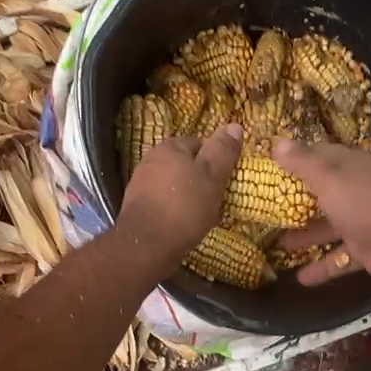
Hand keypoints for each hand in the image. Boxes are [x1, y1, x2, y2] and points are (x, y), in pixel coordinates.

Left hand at [117, 125, 243, 253]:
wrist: (147, 245)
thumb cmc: (184, 207)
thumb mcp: (212, 177)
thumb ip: (222, 152)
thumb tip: (235, 125)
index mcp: (170, 147)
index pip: (199, 144)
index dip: (214, 161)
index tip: (223, 180)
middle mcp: (151, 160)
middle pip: (184, 166)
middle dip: (199, 181)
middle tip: (214, 201)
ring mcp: (140, 185)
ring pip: (173, 186)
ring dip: (187, 198)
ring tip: (201, 216)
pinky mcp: (136, 208)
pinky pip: (163, 204)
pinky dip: (174, 212)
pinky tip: (183, 226)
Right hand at [271, 138, 370, 285]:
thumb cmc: (365, 200)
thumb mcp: (329, 178)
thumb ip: (302, 163)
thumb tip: (276, 142)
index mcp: (350, 166)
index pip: (320, 157)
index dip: (297, 160)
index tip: (272, 166)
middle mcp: (356, 191)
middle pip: (322, 194)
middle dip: (297, 203)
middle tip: (269, 209)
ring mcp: (362, 221)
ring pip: (329, 228)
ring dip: (306, 237)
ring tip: (278, 244)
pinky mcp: (365, 249)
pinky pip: (339, 259)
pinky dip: (322, 268)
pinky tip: (301, 280)